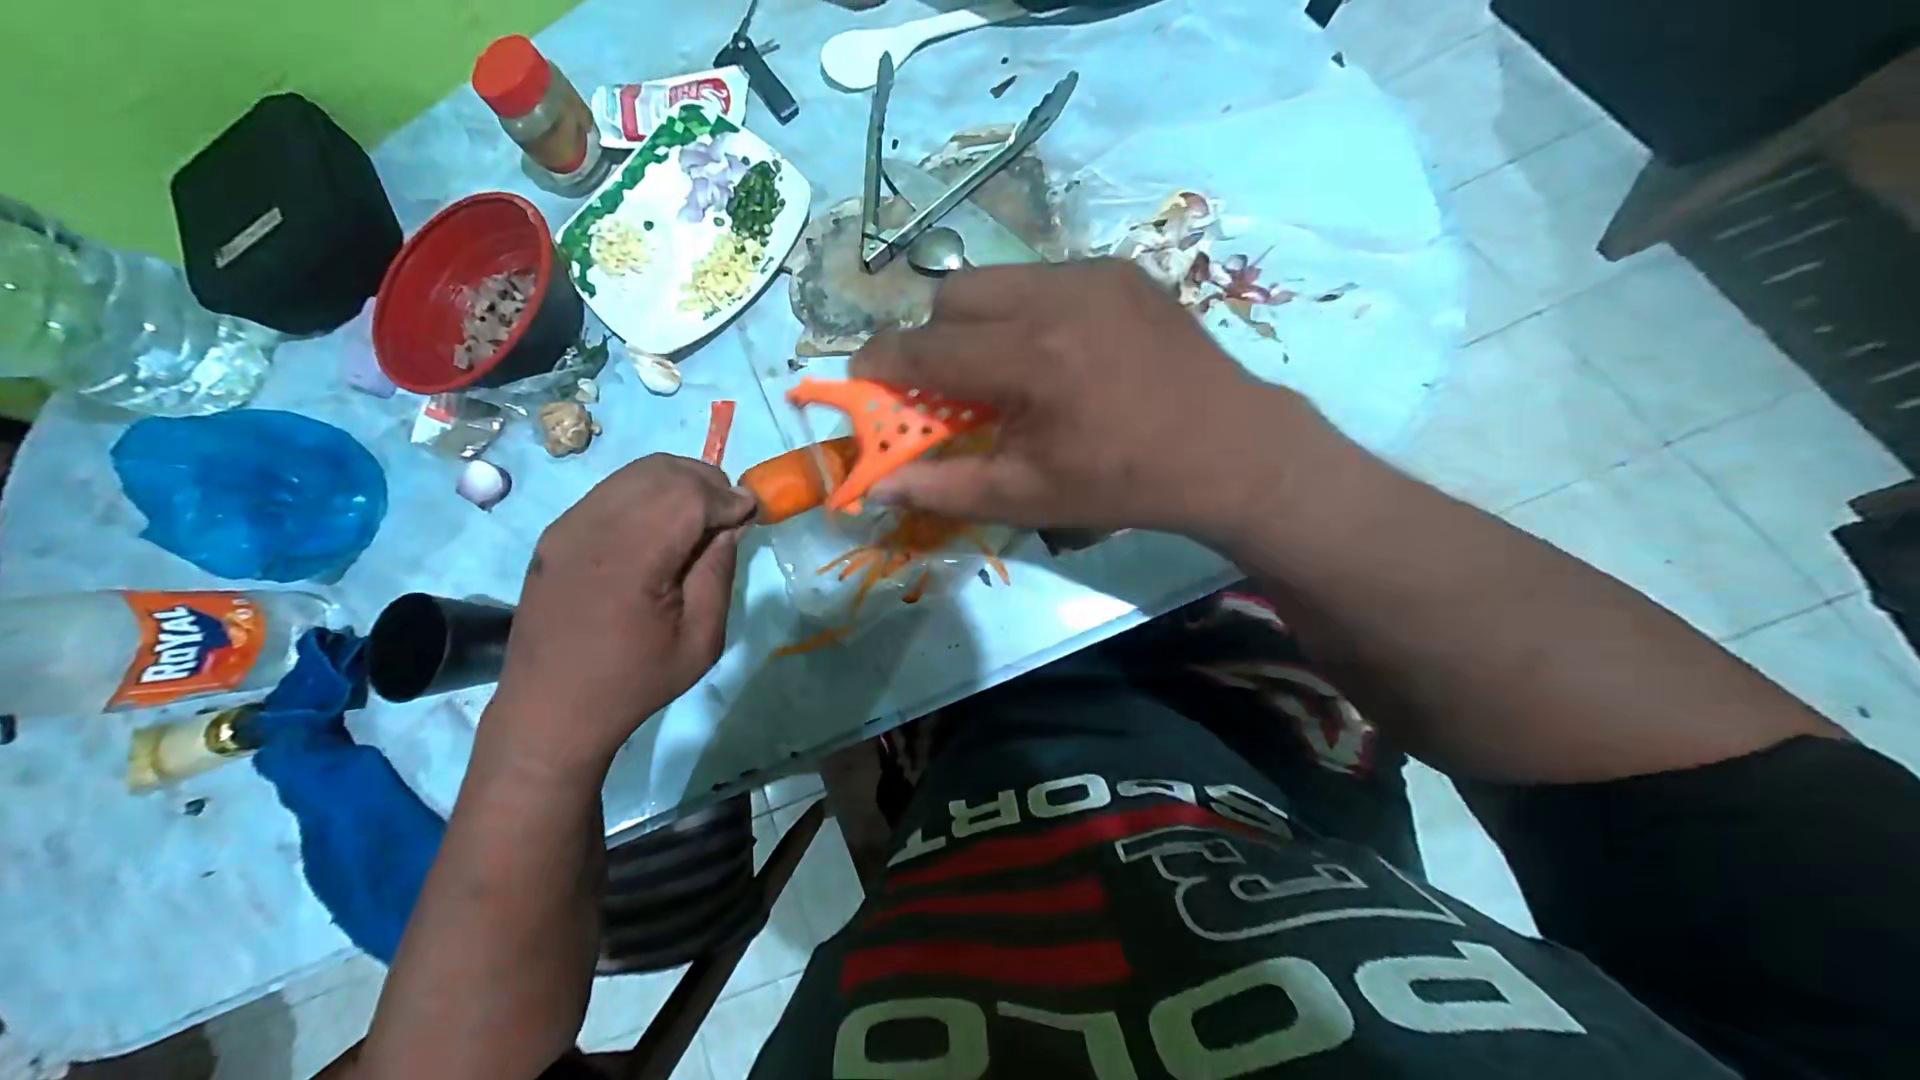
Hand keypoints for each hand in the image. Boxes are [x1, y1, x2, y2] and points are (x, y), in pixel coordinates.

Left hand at [485, 455, 756, 776]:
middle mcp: (592, 528)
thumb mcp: (701, 639)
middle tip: (731, 514)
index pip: (689, 495)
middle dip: (709, 482)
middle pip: (663, 471)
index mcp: (630, 559)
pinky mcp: (558, 532)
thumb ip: (718, 572)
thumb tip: (730, 525)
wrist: (551, 708)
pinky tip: (664, 525)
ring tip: (702, 516)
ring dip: (680, 483)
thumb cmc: (635, 681)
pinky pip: (614, 490)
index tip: (752, 514)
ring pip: (637, 472)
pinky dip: (650, 493)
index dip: (728, 497)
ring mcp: (568, 525)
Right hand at [851, 258, 1329, 534]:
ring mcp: (1094, 273)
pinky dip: (1026, 311)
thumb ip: (944, 488)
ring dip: (979, 322)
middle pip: (951, 295)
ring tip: (1007, 369)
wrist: (1228, 449)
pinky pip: (1043, 277)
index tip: (864, 382)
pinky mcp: (1121, 268)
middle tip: (950, 385)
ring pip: (996, 279)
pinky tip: (1057, 352)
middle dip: (932, 340)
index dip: (881, 365)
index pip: (925, 350)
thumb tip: (873, 488)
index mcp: (1032, 360)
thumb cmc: (1124, 485)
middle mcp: (1057, 297)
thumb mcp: (1030, 497)